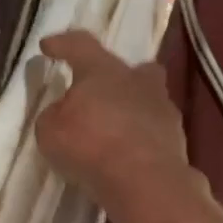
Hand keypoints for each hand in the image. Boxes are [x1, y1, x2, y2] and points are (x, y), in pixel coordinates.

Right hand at [33, 31, 194, 208]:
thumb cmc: (88, 145)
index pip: (80, 46)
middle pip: (130, 69)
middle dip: (115, 78)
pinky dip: (137, 137)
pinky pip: (151, 129)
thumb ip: (53, 114)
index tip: (47, 46)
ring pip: (145, 98)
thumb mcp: (49, 130)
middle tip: (100, 93)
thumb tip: (64, 111)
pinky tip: (124, 154)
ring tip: (111, 131)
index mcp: (103, 71)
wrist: (142, 178)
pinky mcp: (175, 136)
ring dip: (129, 109)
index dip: (62, 44)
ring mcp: (162, 106)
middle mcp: (137, 80)